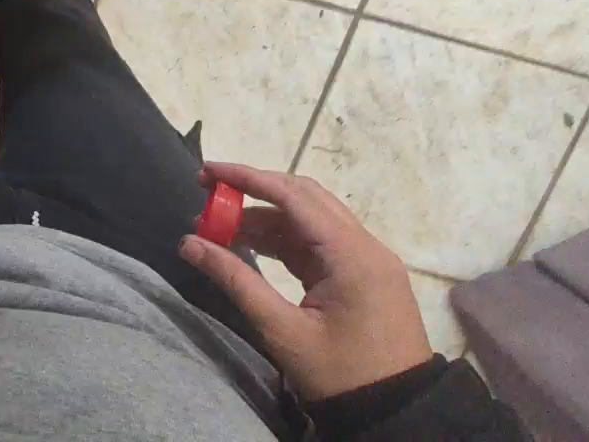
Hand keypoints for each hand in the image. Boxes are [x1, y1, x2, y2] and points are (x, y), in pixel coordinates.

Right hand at [179, 161, 431, 400]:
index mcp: (353, 256)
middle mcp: (364, 247)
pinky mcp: (358, 274)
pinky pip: (313, 239)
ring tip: (219, 225)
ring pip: (306, 216)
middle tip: (209, 191)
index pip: (293, 196)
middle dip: (253, 188)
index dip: (246, 178)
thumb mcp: (282, 330)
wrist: (401, 420)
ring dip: (262, 213)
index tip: (206, 172)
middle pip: (302, 196)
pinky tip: (247, 243)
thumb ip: (235, 279)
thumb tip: (187, 242)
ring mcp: (365, 260)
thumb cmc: (343, 375)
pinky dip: (278, 234)